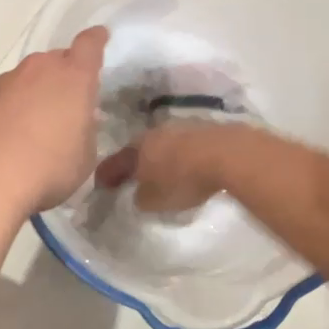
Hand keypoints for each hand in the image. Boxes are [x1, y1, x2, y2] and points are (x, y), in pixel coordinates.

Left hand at [0, 26, 108, 223]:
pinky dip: (11, 110)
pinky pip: (5, 97)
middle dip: (64, 76)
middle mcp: (39, 70)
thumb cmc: (47, 170)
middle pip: (56, 61)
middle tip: (67, 105)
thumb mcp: (84, 158)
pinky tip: (9, 138)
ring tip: (35, 127)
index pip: (89, 44)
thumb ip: (87, 131)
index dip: (96, 41)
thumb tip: (80, 119)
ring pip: (28, 79)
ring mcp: (6, 82)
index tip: (99, 40)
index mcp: (73, 77)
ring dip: (35, 94)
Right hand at [95, 119, 270, 211]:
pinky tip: (187, 168)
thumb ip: (140, 198)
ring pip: (163, 146)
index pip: (114, 163)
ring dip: (160, 159)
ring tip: (162, 174)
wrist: (227, 154)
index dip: (106, 176)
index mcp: (136, 148)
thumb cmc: (181, 179)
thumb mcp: (152, 200)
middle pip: (139, 150)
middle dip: (135, 165)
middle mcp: (155, 133)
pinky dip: (182, 158)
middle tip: (132, 179)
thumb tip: (140, 194)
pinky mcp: (206, 130)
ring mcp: (182, 128)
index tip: (101, 186)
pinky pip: (186, 147)